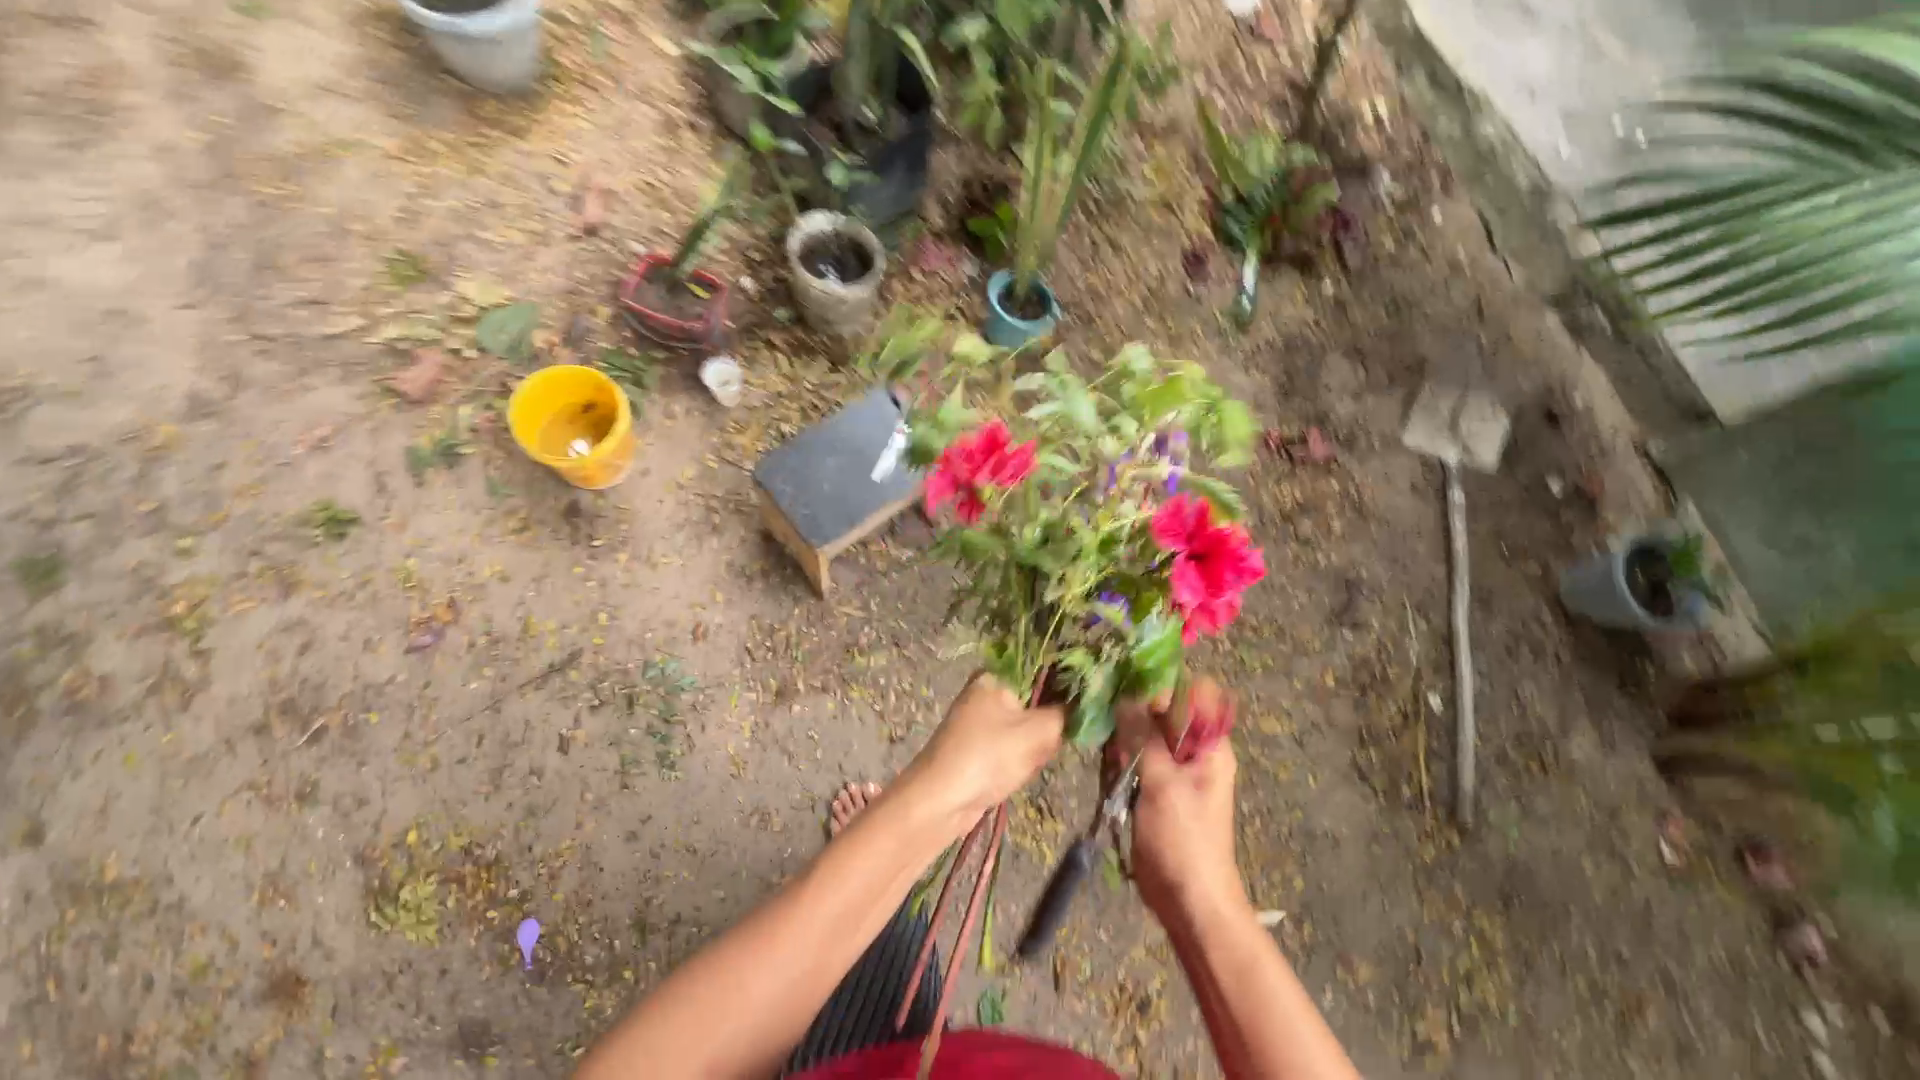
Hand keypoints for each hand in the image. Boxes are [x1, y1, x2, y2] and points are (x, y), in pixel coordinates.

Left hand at [904, 673, 1063, 835]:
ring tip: (1023, 767)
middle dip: (1045, 732)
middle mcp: (985, 695)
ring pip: (1027, 733)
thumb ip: (1065, 715)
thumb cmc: (988, 757)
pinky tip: (1012, 777)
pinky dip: (1017, 765)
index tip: (1071, 719)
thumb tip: (1083, 706)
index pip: (1042, 675)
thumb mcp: (1037, 732)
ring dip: (1033, 752)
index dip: (1062, 697)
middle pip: (1036, 707)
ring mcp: (980, 723)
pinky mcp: (979, 749)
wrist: (941, 801)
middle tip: (1040, 749)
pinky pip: (1011, 752)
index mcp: (994, 678)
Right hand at [1109, 677, 1246, 922]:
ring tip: (1108, 748)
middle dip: (1133, 710)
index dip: (1159, 687)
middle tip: (1107, 716)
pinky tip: (1108, 765)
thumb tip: (1125, 695)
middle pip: (1162, 713)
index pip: (1189, 695)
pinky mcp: (1155, 789)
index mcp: (1210, 745)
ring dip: (1124, 736)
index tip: (1124, 687)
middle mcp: (1194, 752)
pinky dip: (1121, 759)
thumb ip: (1143, 736)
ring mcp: (1174, 771)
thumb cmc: (1183, 840)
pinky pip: (1136, 760)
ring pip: (1145, 735)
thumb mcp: (1161, 783)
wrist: (1188, 900)